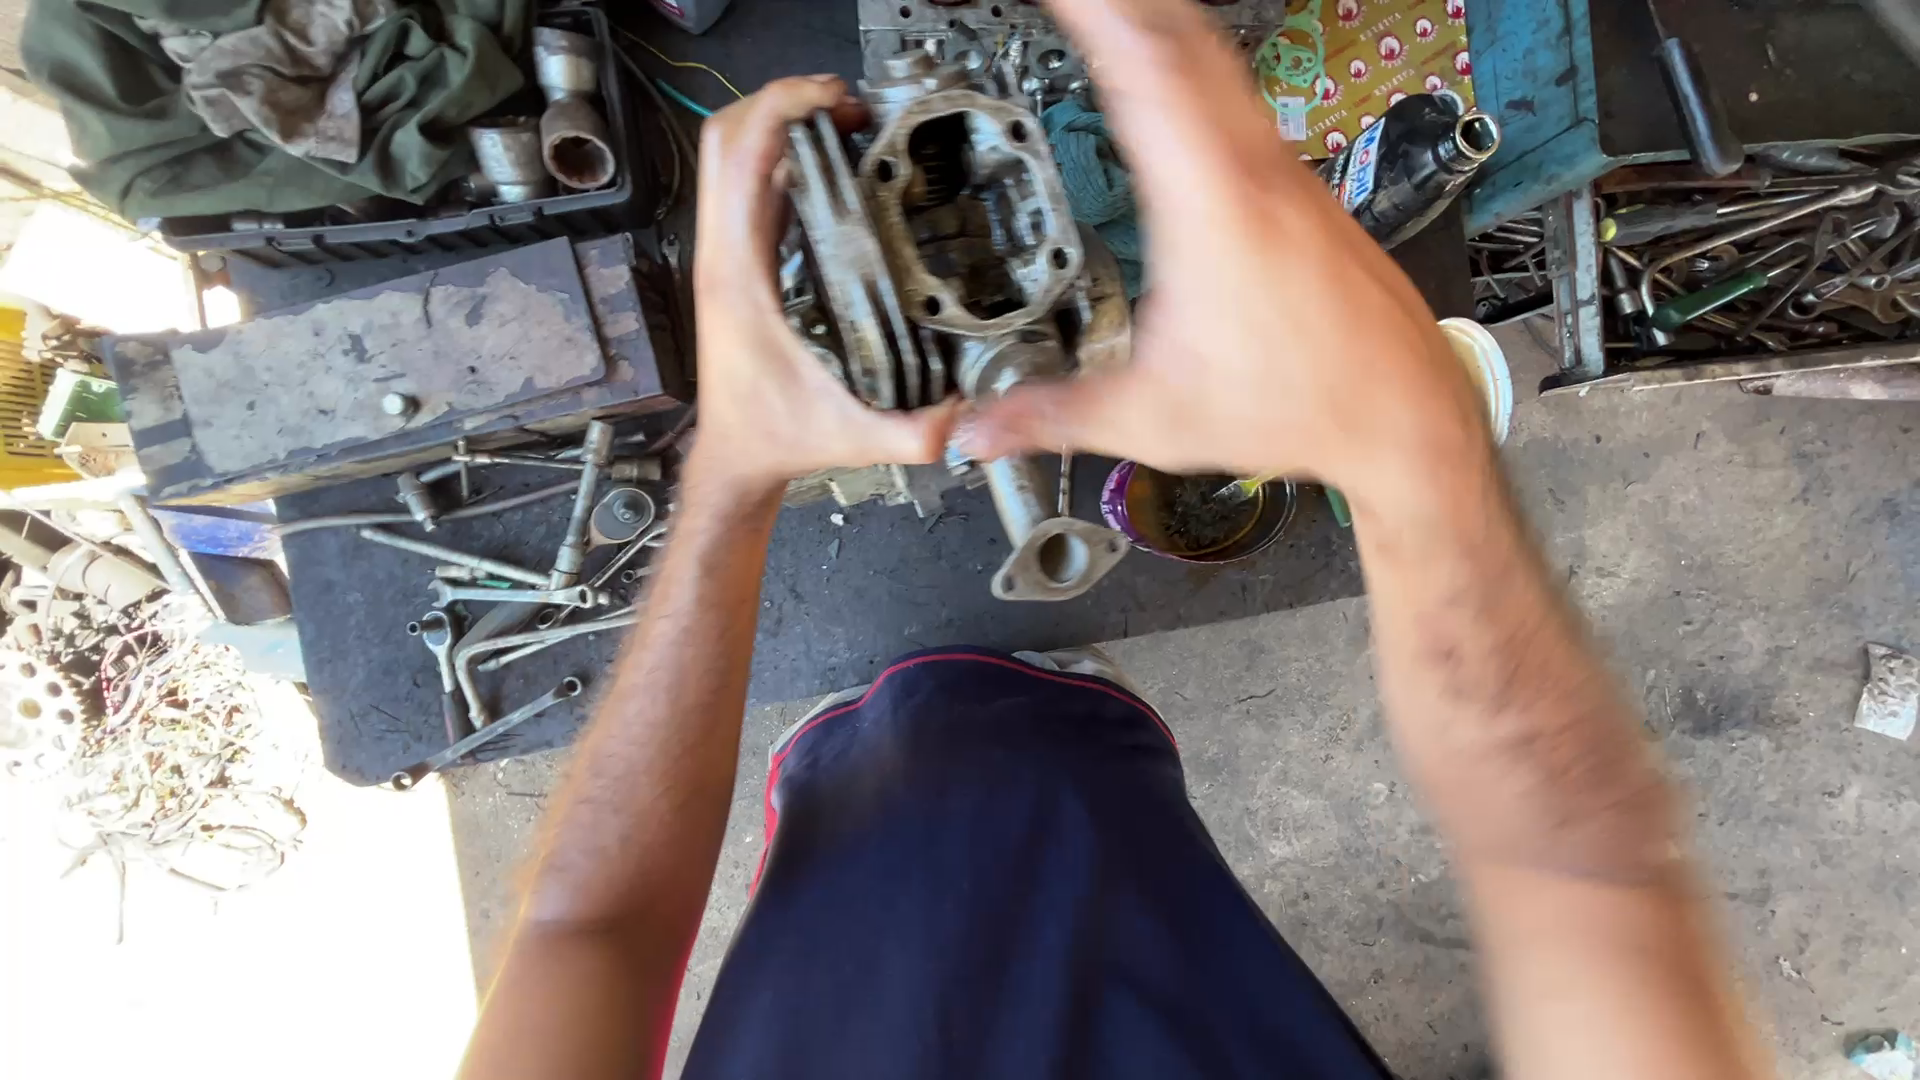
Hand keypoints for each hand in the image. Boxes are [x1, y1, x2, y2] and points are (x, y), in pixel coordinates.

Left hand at [687, 76, 959, 492]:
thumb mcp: (854, 438)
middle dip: (782, 103)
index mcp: (739, 277)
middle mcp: (724, 258)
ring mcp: (725, 259)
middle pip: (727, 139)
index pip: (741, 157)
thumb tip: (966, 410)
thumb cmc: (775, 439)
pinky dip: (778, 163)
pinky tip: (829, 176)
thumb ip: (914, 432)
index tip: (836, 102)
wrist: (738, 457)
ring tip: (843, 129)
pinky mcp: (737, 268)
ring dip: (778, 127)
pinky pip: (747, 192)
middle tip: (848, 111)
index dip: (783, 106)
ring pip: (731, 160)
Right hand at [956, 0, 1491, 503]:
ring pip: (1222, 69)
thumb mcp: (1147, 418)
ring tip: (1119, 19)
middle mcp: (1254, 173)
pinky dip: (1200, 79)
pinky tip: (1185, 104)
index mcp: (1209, 208)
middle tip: (1080, 2)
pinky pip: (1244, 109)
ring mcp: (1287, 180)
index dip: (1096, 13)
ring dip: (1165, 29)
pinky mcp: (1304, 198)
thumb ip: (1050, 416)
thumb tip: (980, 429)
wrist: (1396, 411)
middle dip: (1124, 6)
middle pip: (1186, 41)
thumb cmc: (1294, 405)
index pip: (1145, 69)